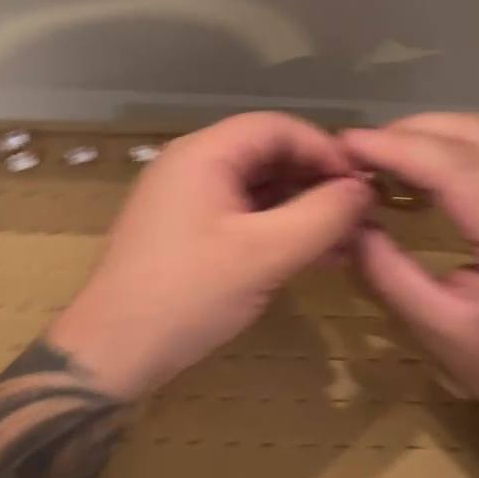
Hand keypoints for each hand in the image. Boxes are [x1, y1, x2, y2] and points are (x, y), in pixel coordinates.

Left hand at [48, 112, 373, 399]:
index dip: (325, 150)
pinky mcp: (183, 232)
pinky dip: (275, 230)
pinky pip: (239, 215)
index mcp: (202, 153)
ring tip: (347, 242)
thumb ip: (321, 215)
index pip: (276, 127)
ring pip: (255, 188)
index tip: (365, 184)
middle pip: (266, 154)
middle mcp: (190, 165)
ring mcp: (183, 199)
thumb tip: (364, 189)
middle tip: (362, 216)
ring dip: (300, 210)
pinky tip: (312, 257)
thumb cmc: (188, 294)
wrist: (112, 350)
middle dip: (316, 182)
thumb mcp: (265, 254)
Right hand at [343, 115, 478, 448]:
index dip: (395, 147)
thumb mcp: (434, 327)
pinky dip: (472, 136)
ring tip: (395, 151)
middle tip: (360, 151)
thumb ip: (385, 268)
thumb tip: (345, 218)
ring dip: (441, 128)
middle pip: (477, 135)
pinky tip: (441, 157)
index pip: (456, 166)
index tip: (344, 145)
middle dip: (410, 131)